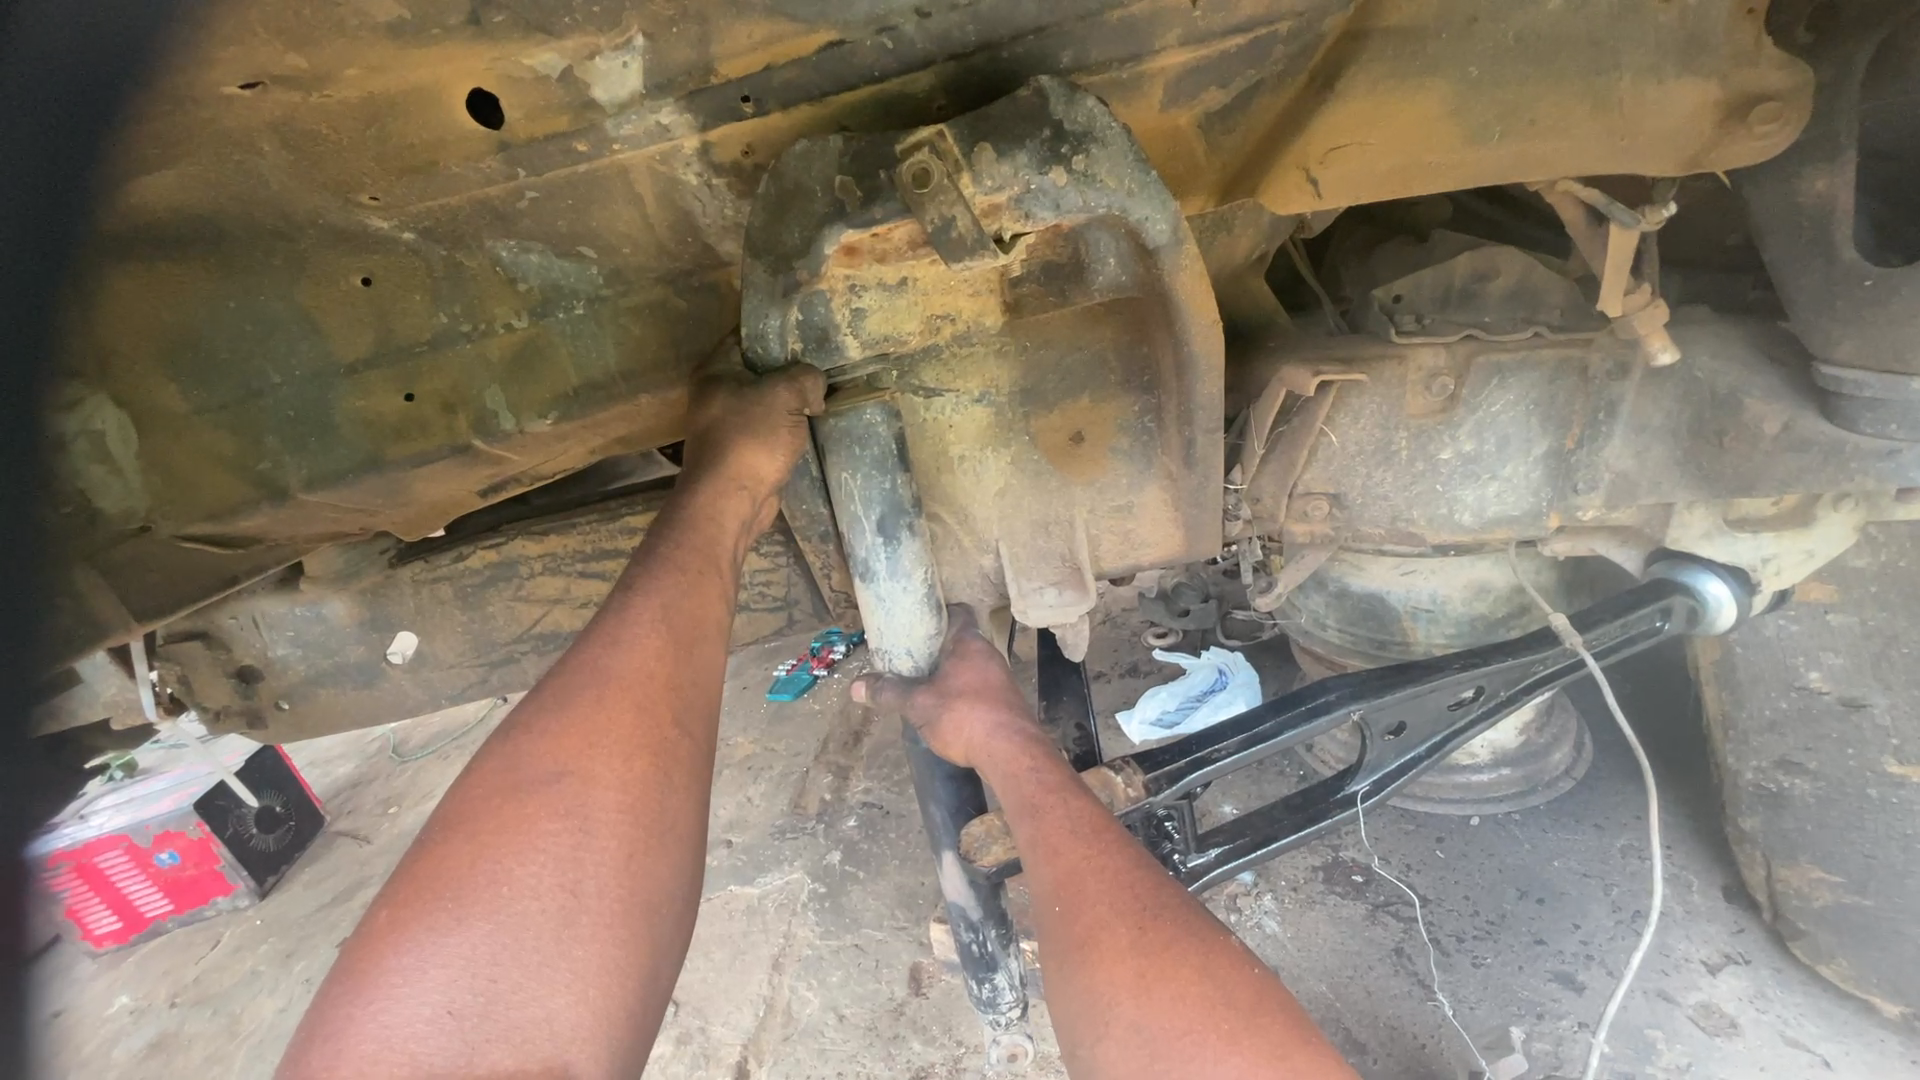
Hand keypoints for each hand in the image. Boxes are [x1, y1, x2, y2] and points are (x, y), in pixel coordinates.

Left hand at [677, 336, 827, 536]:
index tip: (807, 335)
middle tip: (821, 368)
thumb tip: (816, 386)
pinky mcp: (741, 453)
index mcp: (717, 370)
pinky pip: (769, 431)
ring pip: (766, 405)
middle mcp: (716, 395)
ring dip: (791, 404)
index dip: (776, 335)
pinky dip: (787, 430)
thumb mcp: (785, 394)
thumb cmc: (751, 438)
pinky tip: (811, 427)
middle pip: (758, 372)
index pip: (746, 338)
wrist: (732, 500)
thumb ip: (806, 378)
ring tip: (822, 396)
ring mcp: (727, 426)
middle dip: (789, 372)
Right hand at [850, 607, 1051, 770]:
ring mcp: (1002, 680)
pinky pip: (981, 690)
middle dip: (939, 649)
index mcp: (969, 643)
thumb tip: (855, 686)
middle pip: (963, 642)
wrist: (1011, 752)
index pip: (959, 613)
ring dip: (952, 675)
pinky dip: (965, 695)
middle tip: (913, 658)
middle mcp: (989, 656)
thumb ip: (889, 692)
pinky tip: (949, 712)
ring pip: (973, 668)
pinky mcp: (1007, 704)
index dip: (941, 611)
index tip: (922, 618)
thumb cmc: (963, 716)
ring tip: (926, 686)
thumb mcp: (918, 704)